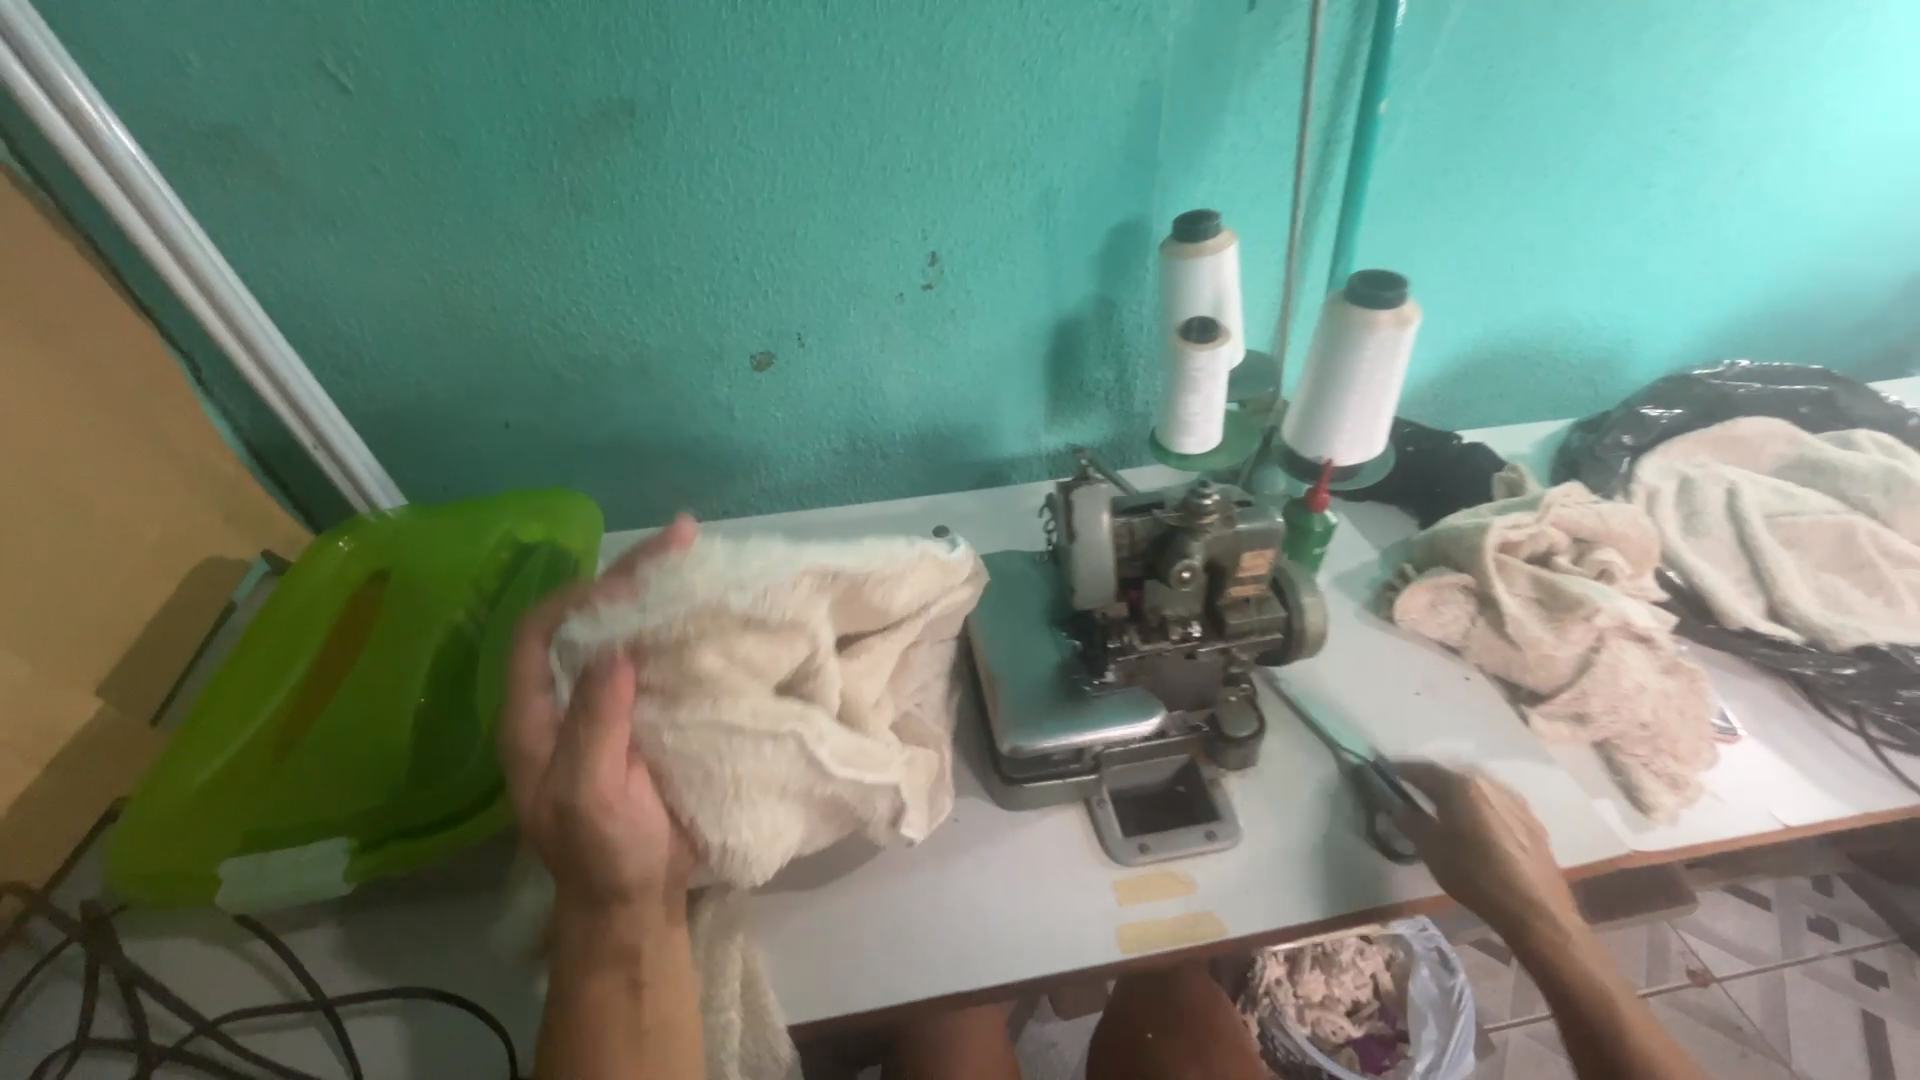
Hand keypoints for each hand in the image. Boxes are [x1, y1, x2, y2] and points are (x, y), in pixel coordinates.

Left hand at [498, 515, 698, 914]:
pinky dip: (683, 634)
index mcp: (536, 717)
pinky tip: (712, 612)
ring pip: (629, 637)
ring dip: (659, 597)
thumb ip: (595, 724)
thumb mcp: (588, 794)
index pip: (541, 633)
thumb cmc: (602, 854)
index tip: (630, 582)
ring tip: (698, 557)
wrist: (638, 899)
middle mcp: (569, 700)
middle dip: (630, 579)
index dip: (579, 599)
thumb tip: (614, 648)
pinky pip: (662, 664)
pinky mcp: (650, 718)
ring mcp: (612, 707)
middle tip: (680, 536)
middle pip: (591, 623)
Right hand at [1392, 761, 1581, 938]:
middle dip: (1429, 780)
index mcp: (1461, 786)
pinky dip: (1478, 805)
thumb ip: (1409, 821)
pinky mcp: (1531, 820)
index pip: (1422, 769)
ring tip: (1441, 806)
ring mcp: (1514, 801)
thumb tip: (1395, 806)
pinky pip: (1495, 802)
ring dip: (1455, 792)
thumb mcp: (1431, 849)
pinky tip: (1474, 823)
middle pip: (1451, 774)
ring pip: (1475, 787)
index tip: (1383, 773)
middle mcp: (1489, 784)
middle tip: (1410, 791)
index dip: (1400, 770)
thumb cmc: (1475, 875)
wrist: (1536, 910)